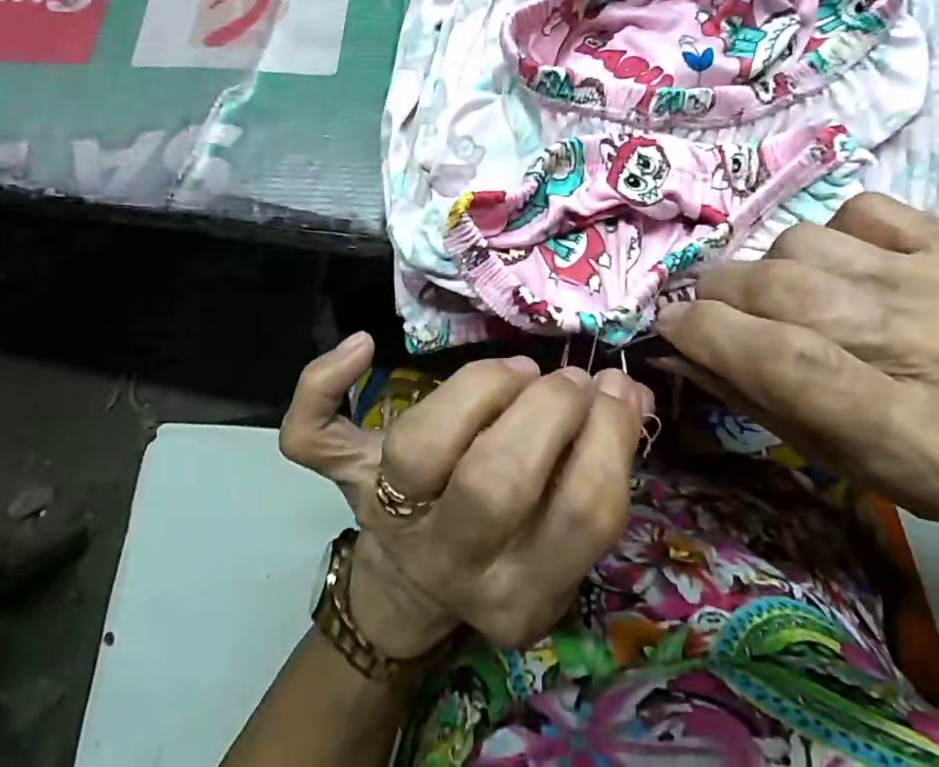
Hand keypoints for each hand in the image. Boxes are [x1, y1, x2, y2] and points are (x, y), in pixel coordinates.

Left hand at [281, 334, 654, 653]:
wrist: (406, 591)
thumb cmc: (498, 558)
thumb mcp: (558, 551)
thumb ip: (594, 479)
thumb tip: (627, 391)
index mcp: (518, 592)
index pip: (577, 516)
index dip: (606, 440)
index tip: (615, 393)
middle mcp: (448, 561)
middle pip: (495, 482)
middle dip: (547, 413)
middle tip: (569, 381)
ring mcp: (386, 518)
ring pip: (418, 447)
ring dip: (479, 390)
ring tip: (519, 370)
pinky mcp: (342, 483)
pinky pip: (311, 437)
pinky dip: (324, 385)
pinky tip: (365, 346)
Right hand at [654, 193, 938, 536]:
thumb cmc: (912, 463)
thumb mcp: (820, 452)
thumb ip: (742, 393)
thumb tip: (668, 341)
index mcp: (912, 433)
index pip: (787, 360)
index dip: (710, 332)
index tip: (667, 321)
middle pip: (789, 290)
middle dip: (722, 292)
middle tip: (709, 306)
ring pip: (807, 242)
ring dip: (772, 268)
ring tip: (790, 297)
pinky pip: (857, 211)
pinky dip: (831, 239)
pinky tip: (851, 273)